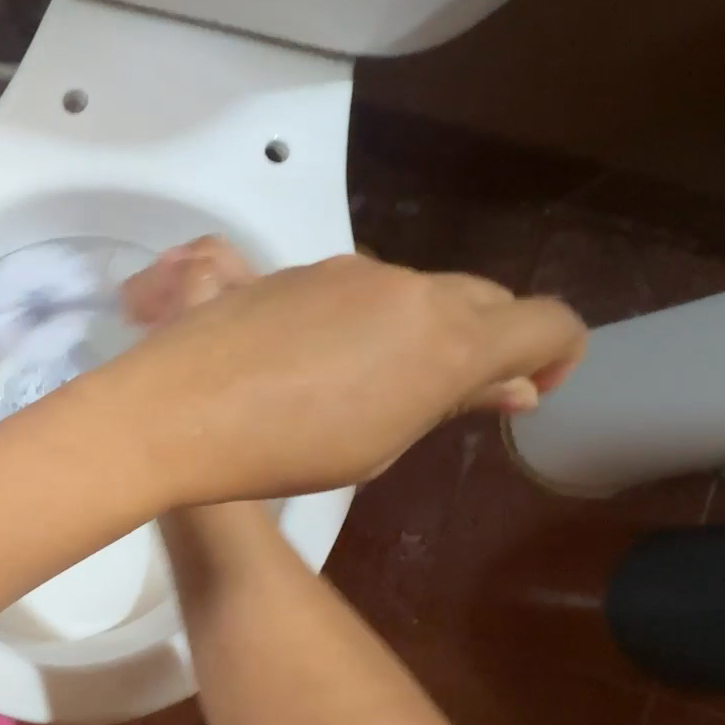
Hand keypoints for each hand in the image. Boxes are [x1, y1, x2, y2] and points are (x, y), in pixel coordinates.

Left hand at [100, 237, 584, 503]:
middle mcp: (406, 287)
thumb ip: (450, 400)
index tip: (525, 390)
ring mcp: (340, 272)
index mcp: (450, 337)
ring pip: (407, 291)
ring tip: (359, 382)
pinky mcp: (285, 271)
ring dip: (409, 327)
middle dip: (479, 341)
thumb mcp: (377, 445)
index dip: (555, 356)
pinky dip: (353, 318)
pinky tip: (306, 360)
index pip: (547, 322)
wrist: (169, 413)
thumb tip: (513, 384)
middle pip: (477, 299)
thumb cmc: (278, 452)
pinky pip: (345, 290)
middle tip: (437, 395)